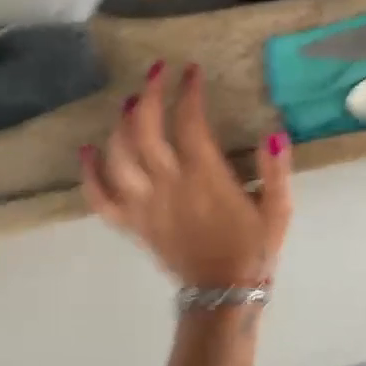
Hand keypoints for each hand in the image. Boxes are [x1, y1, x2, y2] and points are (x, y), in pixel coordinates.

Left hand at [81, 61, 292, 288]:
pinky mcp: (132, 224)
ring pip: (120, 156)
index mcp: (206, 177)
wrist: (223, 294)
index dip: (189, 92)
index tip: (191, 70)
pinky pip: (100, 197)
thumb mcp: (278, 208)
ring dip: (122, 123)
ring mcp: (145, 205)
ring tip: (131, 101)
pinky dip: (89, 172)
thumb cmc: (253, 247)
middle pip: (146, 130)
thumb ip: (276, 169)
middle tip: (157, 71)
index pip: (190, 122)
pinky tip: (87, 149)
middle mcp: (169, 185)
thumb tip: (274, 131)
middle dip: (149, 95)